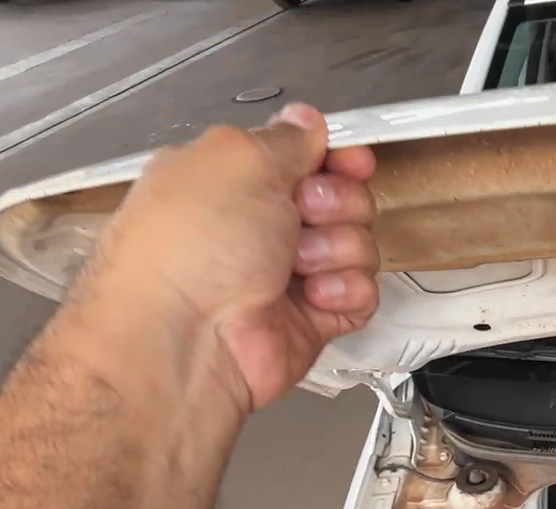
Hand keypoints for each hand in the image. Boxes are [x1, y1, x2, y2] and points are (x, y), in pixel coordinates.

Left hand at [65, 103, 380, 412]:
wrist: (191, 337)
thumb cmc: (194, 246)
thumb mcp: (237, 160)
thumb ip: (285, 140)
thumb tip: (309, 123)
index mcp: (237, 179)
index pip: (309, 158)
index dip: (338, 158)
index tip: (354, 161)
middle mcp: (266, 225)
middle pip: (345, 201)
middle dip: (336, 205)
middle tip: (302, 215)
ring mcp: (295, 274)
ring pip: (359, 247)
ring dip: (337, 252)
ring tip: (297, 267)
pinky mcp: (319, 317)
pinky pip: (364, 295)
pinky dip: (345, 293)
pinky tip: (314, 298)